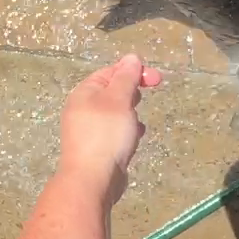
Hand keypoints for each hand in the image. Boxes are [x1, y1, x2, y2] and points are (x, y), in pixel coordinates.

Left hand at [57, 54, 162, 201]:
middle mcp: (83, 109)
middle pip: (113, 92)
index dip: (134, 71)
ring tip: (134, 126)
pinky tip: (134, 140)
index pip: (111, 72)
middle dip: (132, 94)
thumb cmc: (106, 135)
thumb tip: (131, 58)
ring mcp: (89, 130)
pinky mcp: (98, 149)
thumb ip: (126, 78)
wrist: (93, 179)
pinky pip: (116, 134)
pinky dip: (127, 134)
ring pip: (117, 114)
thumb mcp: (119, 99)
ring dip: (131, 117)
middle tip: (140, 102)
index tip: (155, 79)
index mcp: (84, 93)